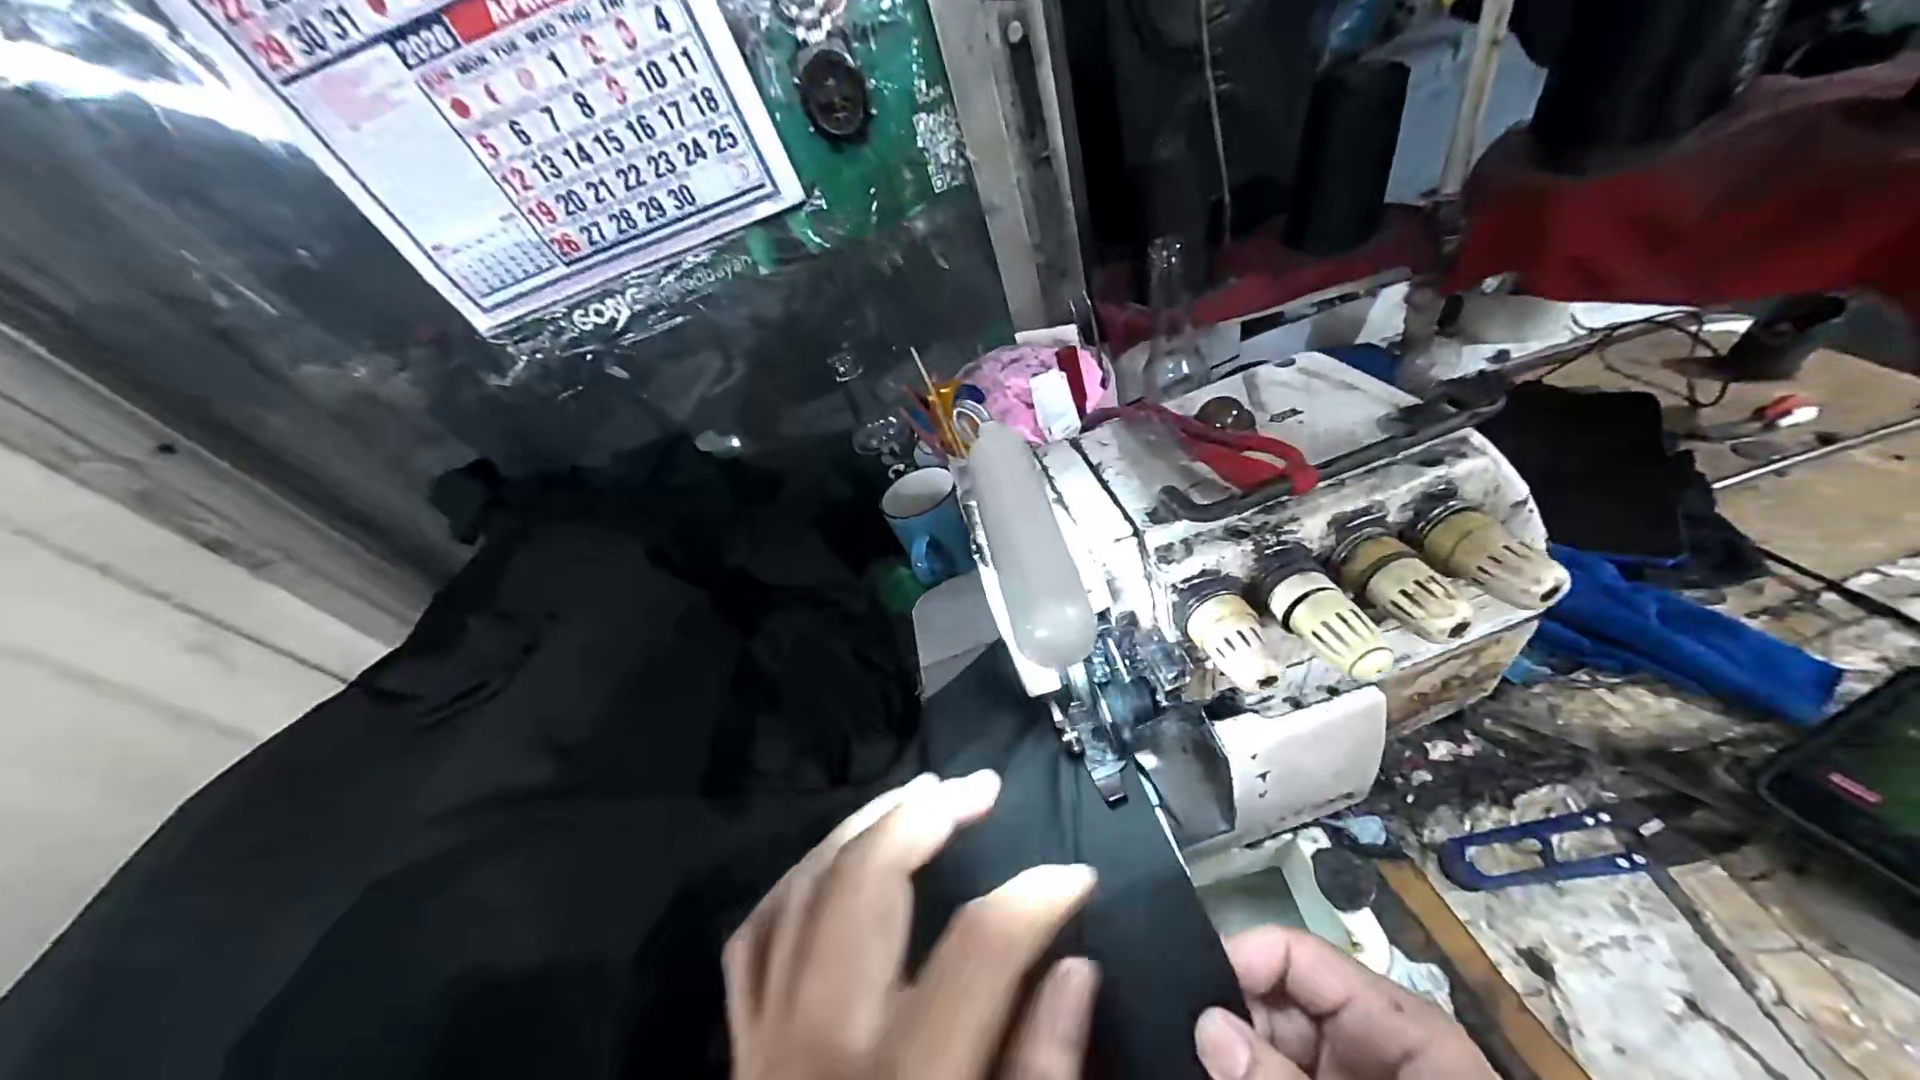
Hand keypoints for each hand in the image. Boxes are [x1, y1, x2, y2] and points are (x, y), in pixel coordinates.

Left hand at [724, 771, 1101, 1079]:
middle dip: (928, 816)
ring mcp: (766, 1039)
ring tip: (916, 792)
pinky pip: (758, 932)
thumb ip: (1043, 1073)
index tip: (1079, 874)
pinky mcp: (739, 1049)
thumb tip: (1076, 968)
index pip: (981, 947)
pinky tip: (837, 856)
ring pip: (804, 887)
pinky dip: (801, 877)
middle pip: (867, 884)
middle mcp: (822, 1041)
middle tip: (979, 786)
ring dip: (863, 825)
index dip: (1039, 894)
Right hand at [1193, 926, 1496, 1079]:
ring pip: (1266, 1046)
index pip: (1298, 955)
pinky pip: (1273, 1079)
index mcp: (1394, 1025)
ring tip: (1184, 1063)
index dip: (1239, 958)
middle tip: (1176, 1043)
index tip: (1185, 990)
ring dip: (1228, 1057)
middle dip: (1225, 1017)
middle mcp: (1367, 1044)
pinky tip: (1208, 1079)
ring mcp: (1346, 1079)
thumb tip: (1207, 1025)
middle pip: (1273, 1000)